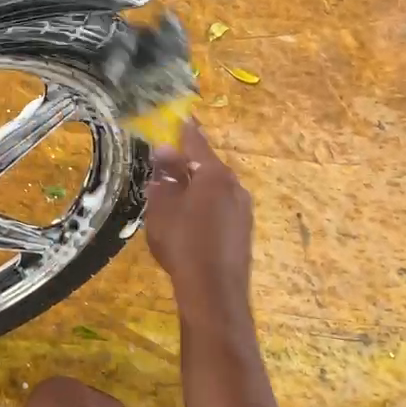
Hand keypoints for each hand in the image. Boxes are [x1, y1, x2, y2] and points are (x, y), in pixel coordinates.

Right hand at [143, 122, 253, 327]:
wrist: (213, 291)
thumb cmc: (182, 242)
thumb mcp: (163, 206)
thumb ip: (165, 176)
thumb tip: (164, 150)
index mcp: (213, 175)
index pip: (196, 142)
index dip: (184, 129)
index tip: (178, 115)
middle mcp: (234, 186)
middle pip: (206, 165)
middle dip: (186, 161)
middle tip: (163, 159)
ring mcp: (242, 208)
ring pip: (214, 186)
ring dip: (194, 184)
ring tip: (171, 190)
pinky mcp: (243, 229)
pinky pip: (220, 204)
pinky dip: (203, 202)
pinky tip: (188, 216)